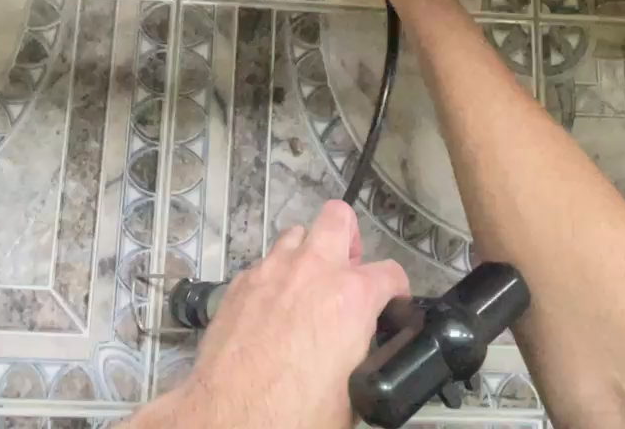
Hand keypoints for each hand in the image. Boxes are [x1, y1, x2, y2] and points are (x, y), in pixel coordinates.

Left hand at [167, 201, 409, 428]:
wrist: (229, 418)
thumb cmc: (295, 413)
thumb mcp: (353, 392)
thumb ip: (361, 350)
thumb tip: (359, 349)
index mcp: (349, 297)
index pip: (390, 273)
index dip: (395, 291)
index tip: (391, 303)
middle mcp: (312, 269)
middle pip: (338, 217)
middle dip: (348, 237)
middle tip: (348, 269)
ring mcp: (272, 269)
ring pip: (296, 234)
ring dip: (307, 254)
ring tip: (307, 287)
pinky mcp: (240, 281)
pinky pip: (265, 262)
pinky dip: (275, 277)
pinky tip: (273, 308)